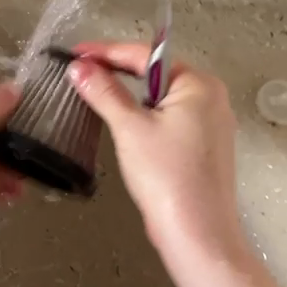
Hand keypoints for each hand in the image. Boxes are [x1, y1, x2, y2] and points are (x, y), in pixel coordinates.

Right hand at [66, 41, 243, 256]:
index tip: (75, 54)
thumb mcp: (129, 128)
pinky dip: (142, 112)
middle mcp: (211, 97)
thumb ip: (103, 92)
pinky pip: (168, 115)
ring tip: (93, 90)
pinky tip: (121, 118)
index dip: (106, 52)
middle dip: (116, 69)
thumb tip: (79, 67)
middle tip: (80, 70)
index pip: (145, 55)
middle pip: (154, 72)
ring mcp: (211, 123)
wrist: (196, 234)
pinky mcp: (203, 146)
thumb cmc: (166, 175)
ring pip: (160, 96)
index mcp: (199, 84)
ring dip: (127, 92)